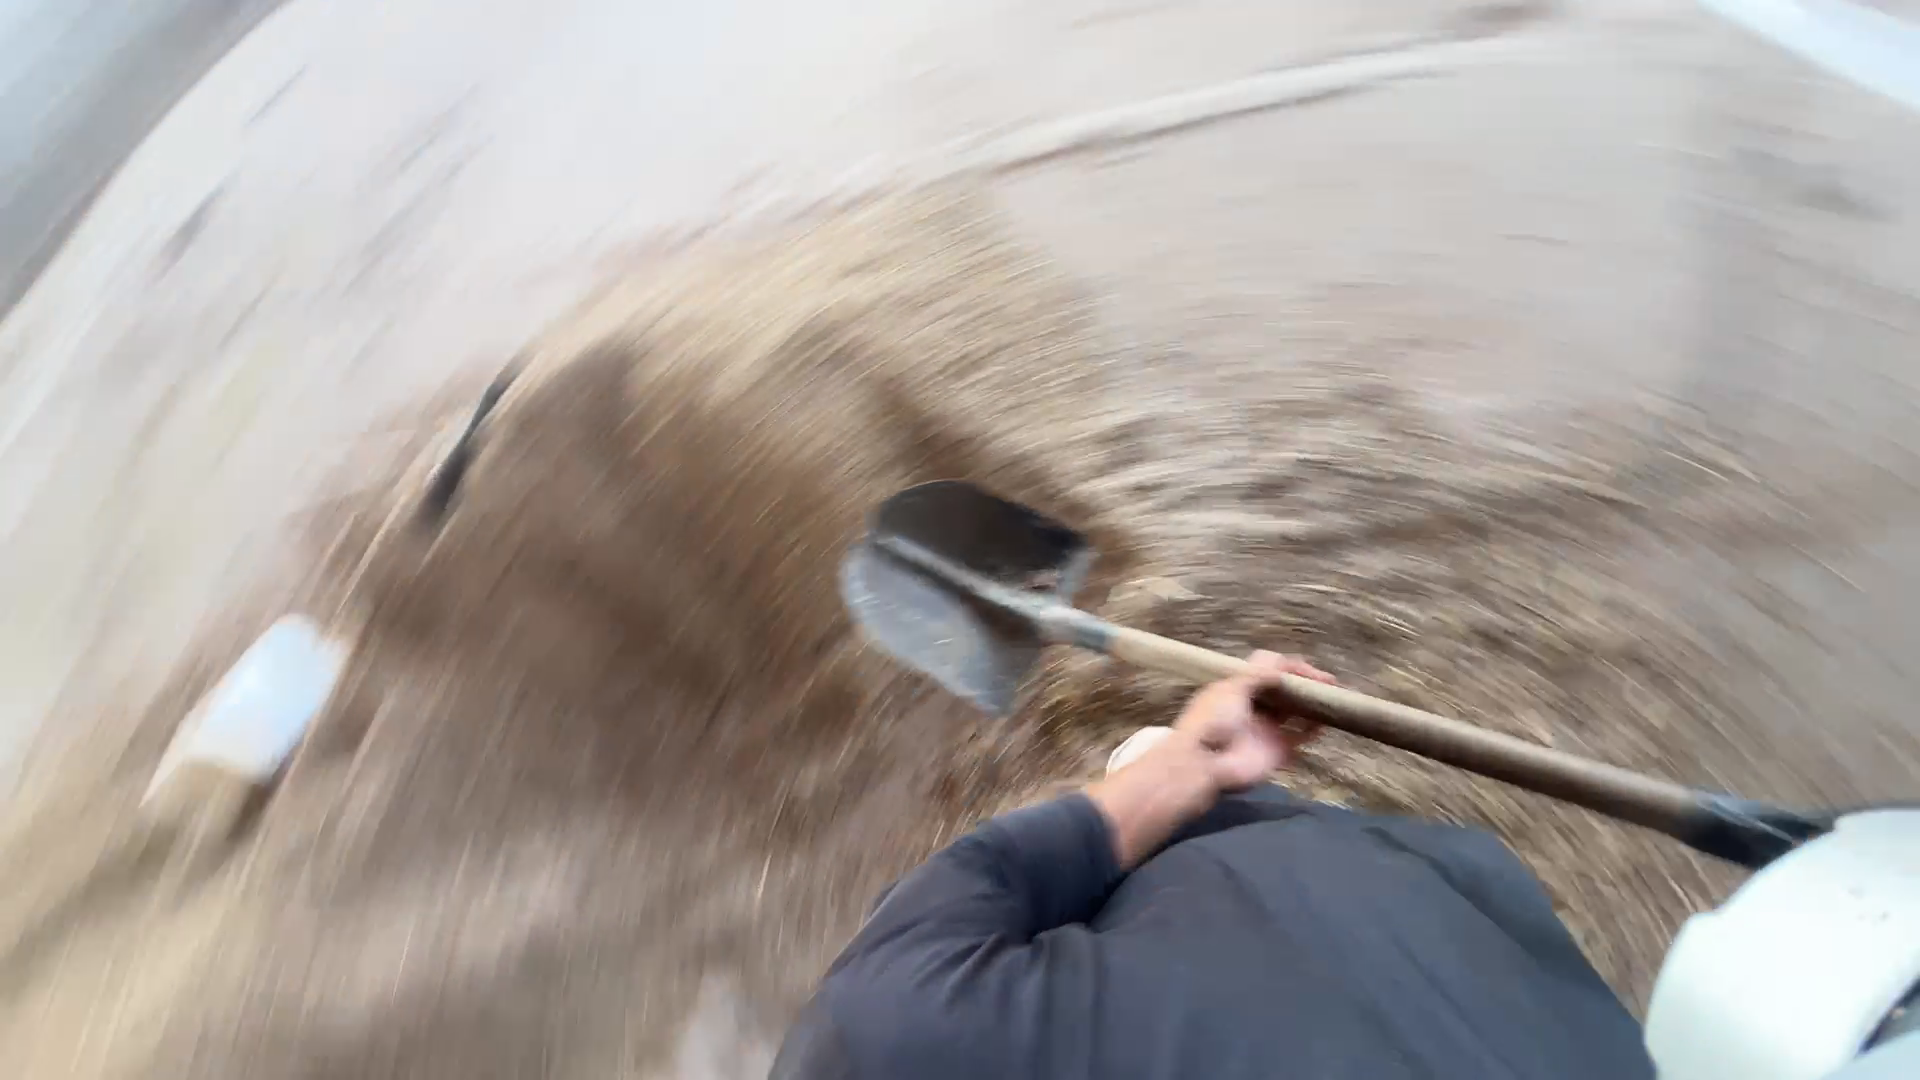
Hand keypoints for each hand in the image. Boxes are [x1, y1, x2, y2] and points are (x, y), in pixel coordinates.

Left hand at [1173, 650, 1333, 792]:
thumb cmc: (1214, 719)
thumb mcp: (1231, 689)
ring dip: (1312, 704)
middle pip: (1284, 689)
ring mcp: (1266, 728)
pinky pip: (1300, 736)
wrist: (1206, 763)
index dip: (1288, 667)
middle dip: (1304, 684)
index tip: (1310, 670)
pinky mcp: (1277, 749)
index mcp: (1238, 687)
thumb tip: (1281, 667)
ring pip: (1295, 711)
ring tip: (1334, 699)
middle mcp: (1254, 705)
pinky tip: (1326, 721)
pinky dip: (1314, 728)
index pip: (1267, 669)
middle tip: (1330, 683)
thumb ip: (1256, 675)